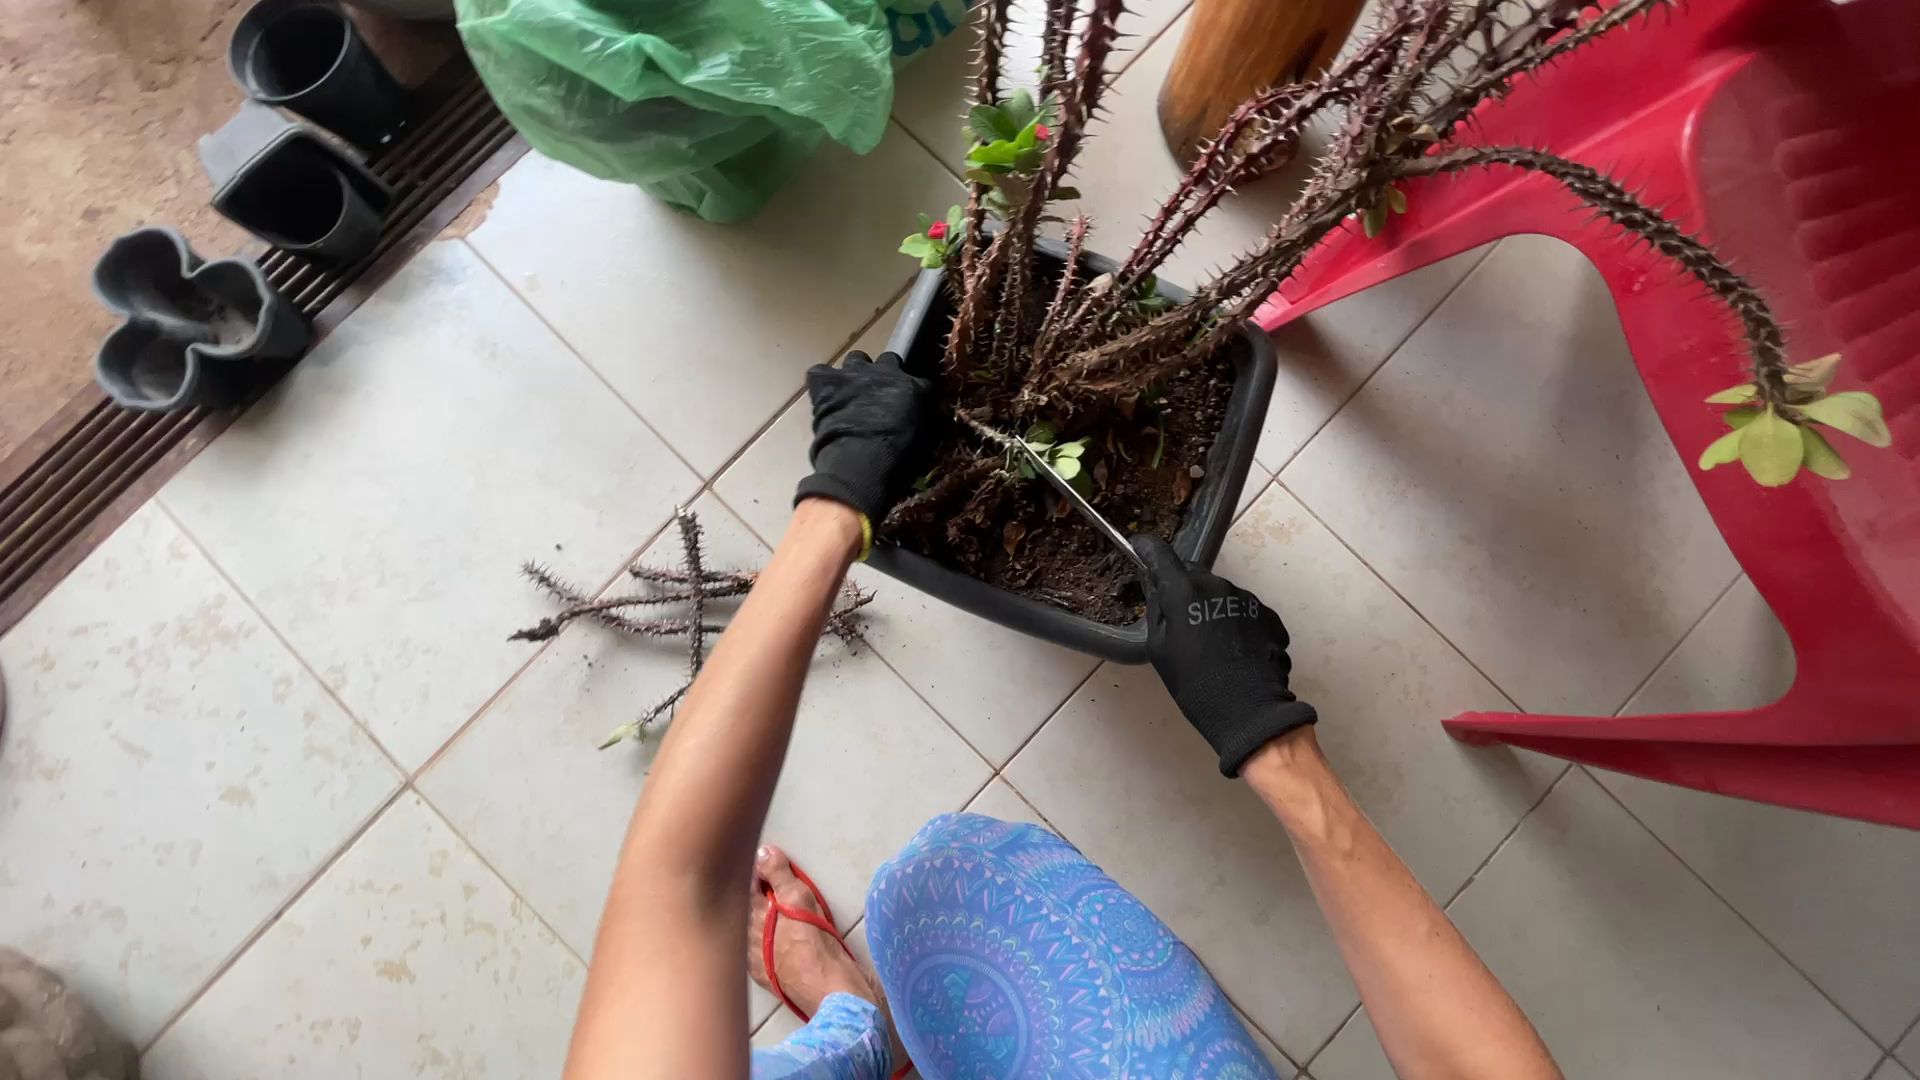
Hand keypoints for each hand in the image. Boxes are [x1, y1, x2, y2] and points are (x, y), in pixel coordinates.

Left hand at [793, 351, 936, 537]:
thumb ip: (927, 425)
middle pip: (887, 361)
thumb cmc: (900, 460)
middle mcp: (886, 372)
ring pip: (855, 359)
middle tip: (879, 397)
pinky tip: (825, 397)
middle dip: (884, 376)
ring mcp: (854, 374)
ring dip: (855, 374)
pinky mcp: (826, 382)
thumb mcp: (926, 443)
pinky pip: (821, 373)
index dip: (912, 395)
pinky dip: (823, 383)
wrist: (863, 461)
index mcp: (915, 388)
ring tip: (851, 394)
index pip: (920, 383)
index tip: (909, 407)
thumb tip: (931, 422)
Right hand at [1131, 536, 1316, 776]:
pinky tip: (1234, 650)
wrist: (1247, 709)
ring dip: (1211, 606)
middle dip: (1182, 587)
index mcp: (1185, 591)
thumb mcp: (1159, 648)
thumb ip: (1156, 609)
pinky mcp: (1269, 616)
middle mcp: (1218, 585)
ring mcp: (1248, 599)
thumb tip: (1154, 585)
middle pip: (1193, 574)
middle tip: (1177, 615)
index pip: (1161, 554)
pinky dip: (1235, 622)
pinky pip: (1244, 611)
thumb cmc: (1192, 681)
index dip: (1147, 548)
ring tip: (1210, 641)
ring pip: (1221, 592)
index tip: (1140, 548)